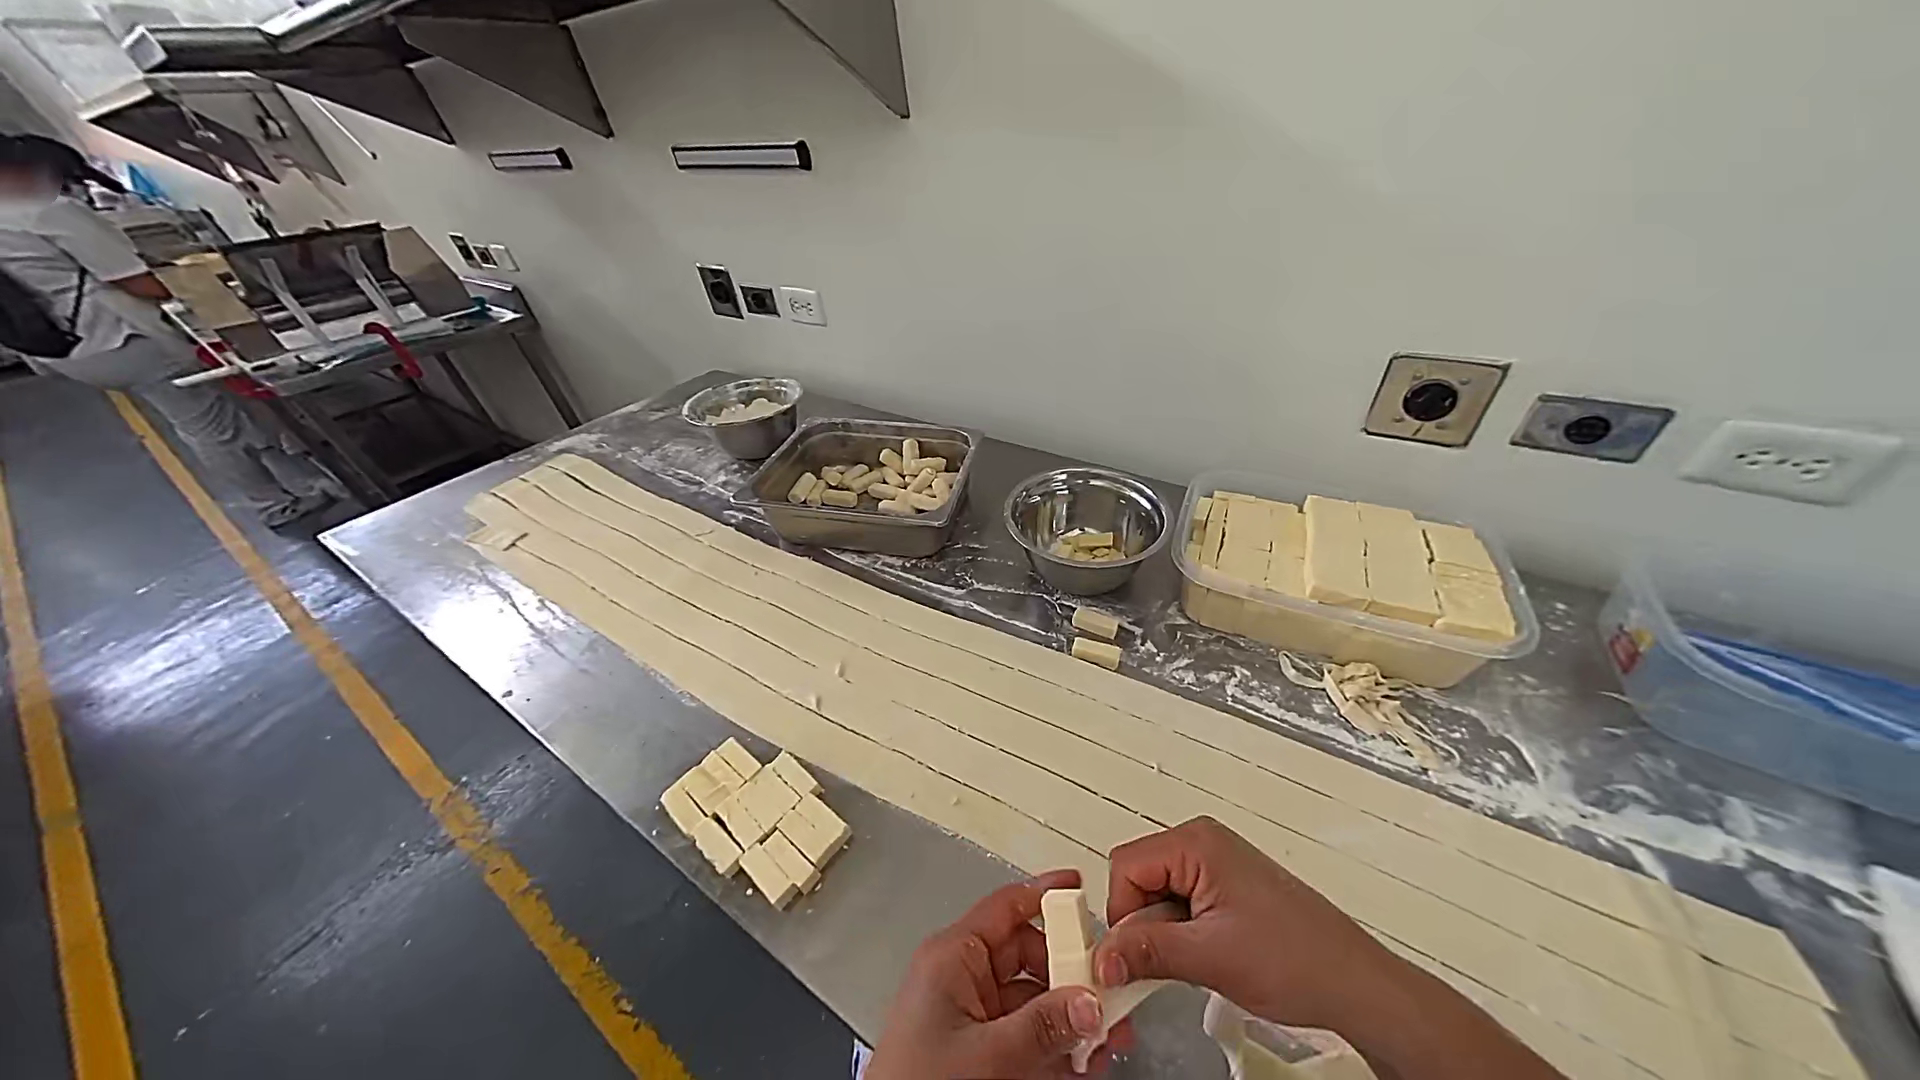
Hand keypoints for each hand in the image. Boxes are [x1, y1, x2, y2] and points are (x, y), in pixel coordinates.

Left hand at [867, 870, 1114, 1078]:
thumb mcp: (988, 1054)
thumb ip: (1043, 1026)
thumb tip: (1089, 1002)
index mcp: (952, 956)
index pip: (1006, 907)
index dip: (1044, 894)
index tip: (1079, 888)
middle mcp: (961, 976)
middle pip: (1027, 954)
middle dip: (1070, 974)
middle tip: (1107, 992)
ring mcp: (970, 1014)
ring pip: (1032, 998)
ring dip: (1069, 1016)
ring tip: (1106, 1038)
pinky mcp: (977, 1047)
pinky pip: (1024, 1031)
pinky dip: (1054, 1044)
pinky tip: (1083, 1062)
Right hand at [1091, 817, 1391, 1032]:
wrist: (1355, 985)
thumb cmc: (1302, 959)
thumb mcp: (1210, 958)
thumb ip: (1147, 952)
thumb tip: (1104, 956)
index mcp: (1196, 842)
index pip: (1125, 866)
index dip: (1123, 913)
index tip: (1127, 954)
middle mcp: (1202, 843)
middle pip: (1138, 877)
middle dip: (1143, 924)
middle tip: (1162, 962)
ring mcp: (1214, 864)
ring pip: (1156, 894)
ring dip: (1163, 932)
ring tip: (1193, 961)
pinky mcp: (1222, 885)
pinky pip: (1178, 902)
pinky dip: (1179, 933)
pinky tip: (1201, 956)